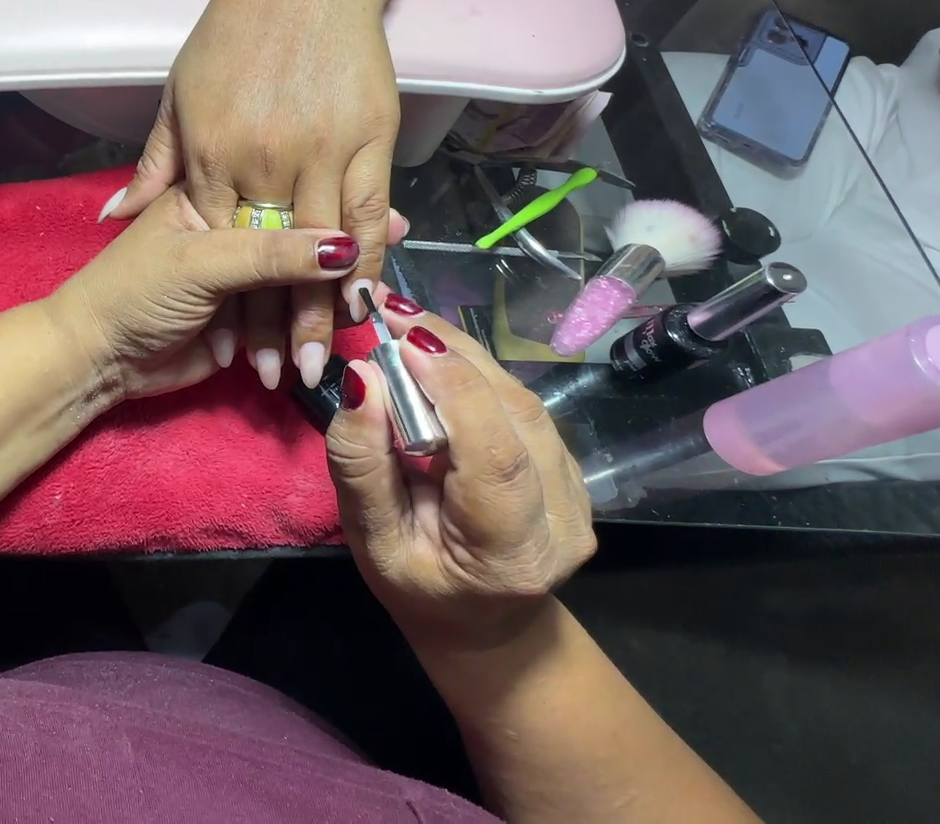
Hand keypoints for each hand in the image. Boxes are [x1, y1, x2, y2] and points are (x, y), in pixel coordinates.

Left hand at [45, 188, 362, 400]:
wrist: (98, 356)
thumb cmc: (135, 292)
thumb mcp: (200, 263)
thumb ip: (268, 254)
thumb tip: (343, 248)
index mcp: (212, 198)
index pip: (285, 194)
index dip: (332, 205)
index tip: (387, 215)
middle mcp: (230, 230)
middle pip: (299, 234)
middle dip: (344, 246)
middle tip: (397, 244)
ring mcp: (238, 275)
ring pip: (297, 276)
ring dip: (334, 287)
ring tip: (379, 289)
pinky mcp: (241, 316)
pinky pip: (287, 312)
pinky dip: (316, 316)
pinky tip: (350, 314)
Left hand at [106, 0, 401, 394]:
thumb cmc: (227, 41)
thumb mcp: (178, 101)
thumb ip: (156, 166)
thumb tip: (114, 212)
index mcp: (213, 156)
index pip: (222, 246)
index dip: (231, 299)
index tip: (234, 352)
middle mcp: (265, 161)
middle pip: (272, 258)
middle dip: (282, 324)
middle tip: (290, 375)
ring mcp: (320, 151)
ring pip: (323, 246)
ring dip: (326, 306)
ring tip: (332, 354)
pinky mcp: (369, 138)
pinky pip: (369, 212)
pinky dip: (370, 256)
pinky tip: (369, 293)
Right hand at [326, 300, 595, 648]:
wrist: (483, 623)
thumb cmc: (416, 586)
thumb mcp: (369, 539)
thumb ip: (361, 465)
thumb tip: (363, 379)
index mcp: (510, 552)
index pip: (495, 457)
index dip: (453, 390)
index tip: (400, 341)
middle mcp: (563, 519)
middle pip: (516, 414)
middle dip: (454, 356)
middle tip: (393, 315)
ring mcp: (578, 492)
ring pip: (524, 401)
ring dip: (464, 355)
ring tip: (408, 325)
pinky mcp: (570, 469)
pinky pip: (523, 406)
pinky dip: (477, 372)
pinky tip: (437, 355)